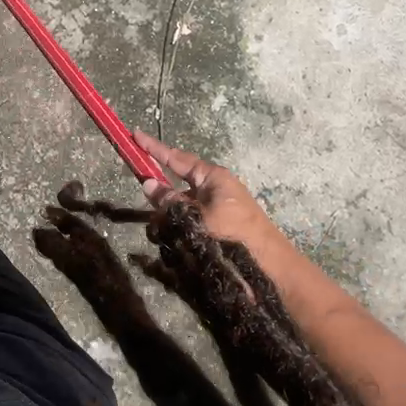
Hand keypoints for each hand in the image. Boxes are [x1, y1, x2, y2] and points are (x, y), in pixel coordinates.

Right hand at [134, 130, 272, 246]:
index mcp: (212, 178)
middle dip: (162, 202)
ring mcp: (216, 211)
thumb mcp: (197, 216)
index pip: (176, 158)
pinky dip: (182, 236)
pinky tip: (182, 252)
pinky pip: (190, 227)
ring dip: (172, 225)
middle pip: (176, 188)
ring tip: (172, 242)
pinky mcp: (218, 231)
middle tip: (153, 213)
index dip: (153, 148)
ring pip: (180, 211)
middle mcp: (213, 190)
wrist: (270, 271)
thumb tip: (148, 183)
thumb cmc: (235, 235)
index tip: (134, 134)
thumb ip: (170, 201)